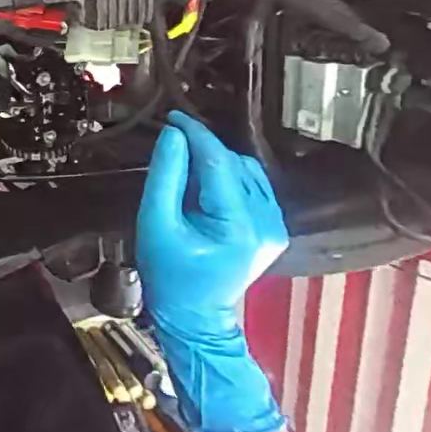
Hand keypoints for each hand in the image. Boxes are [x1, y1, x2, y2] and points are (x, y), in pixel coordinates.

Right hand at [136, 111, 288, 431]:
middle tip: (171, 151)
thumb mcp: (156, 223)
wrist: (193, 314)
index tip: (173, 117)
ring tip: (185, 179)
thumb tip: (172, 137)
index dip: (195, 135)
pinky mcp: (272, 227)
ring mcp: (275, 225)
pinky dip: (225, 180)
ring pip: (245, 172)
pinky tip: (203, 192)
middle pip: (235, 164)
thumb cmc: (170, 276)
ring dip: (214, 165)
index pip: (220, 162)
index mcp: (240, 224)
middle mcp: (268, 222)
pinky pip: (250, 187)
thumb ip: (165, 177)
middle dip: (202, 152)